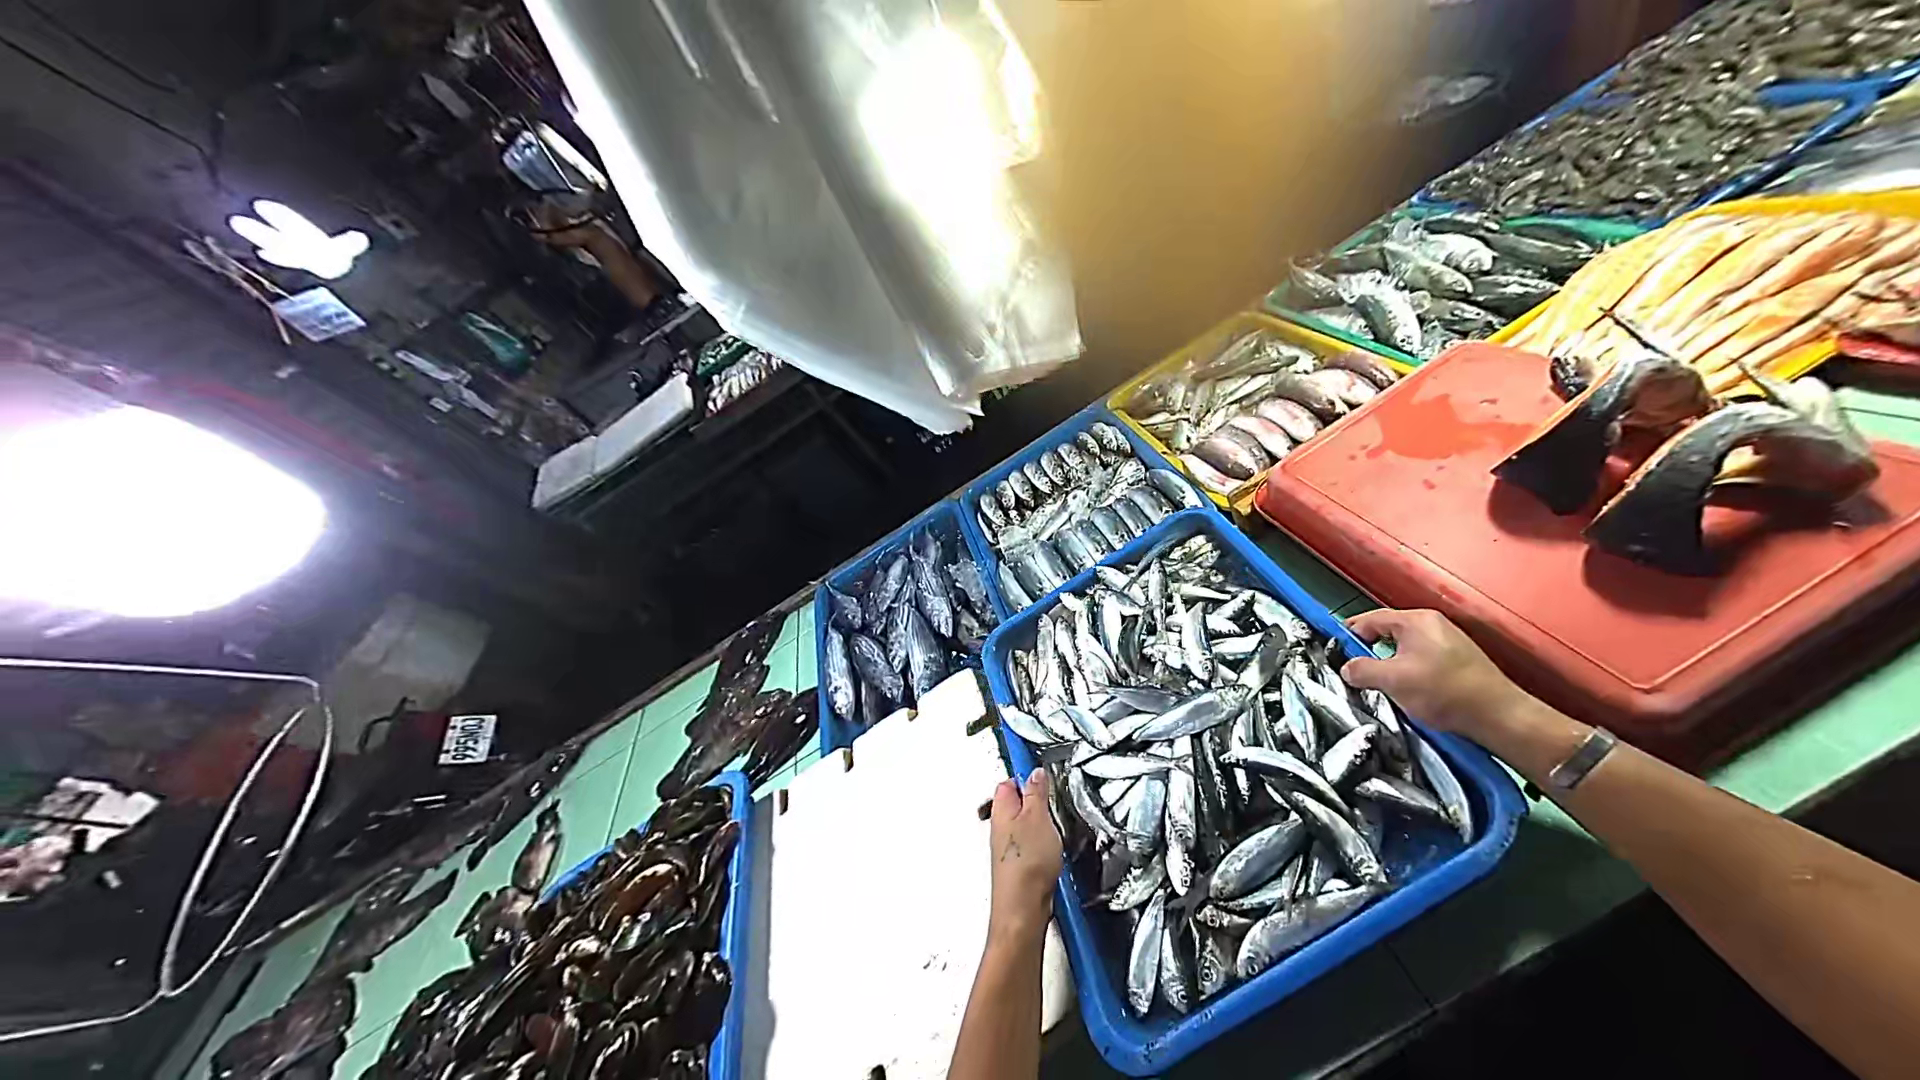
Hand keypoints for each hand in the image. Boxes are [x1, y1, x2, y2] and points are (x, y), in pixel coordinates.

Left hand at [987, 769, 1061, 943]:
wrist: (1023, 906)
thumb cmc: (1026, 863)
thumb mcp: (1038, 816)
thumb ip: (1036, 792)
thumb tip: (1035, 773)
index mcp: (1001, 808)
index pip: (1009, 781)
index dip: (1026, 778)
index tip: (1042, 778)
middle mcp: (1000, 826)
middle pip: (1018, 803)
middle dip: (1037, 804)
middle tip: (1051, 808)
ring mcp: (1008, 846)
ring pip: (1026, 825)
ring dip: (1042, 827)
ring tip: (1053, 834)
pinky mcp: (1018, 864)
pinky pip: (1031, 846)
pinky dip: (1043, 846)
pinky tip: (1051, 854)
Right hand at [1341, 608, 1531, 738]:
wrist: (1500, 716)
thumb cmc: (1446, 692)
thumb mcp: (1392, 680)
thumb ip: (1361, 670)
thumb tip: (1348, 668)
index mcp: (1416, 621)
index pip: (1369, 619)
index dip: (1349, 635)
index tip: (1337, 652)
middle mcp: (1433, 624)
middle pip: (1386, 633)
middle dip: (1370, 652)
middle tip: (1360, 672)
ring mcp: (1448, 641)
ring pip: (1403, 648)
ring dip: (1390, 664)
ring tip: (1386, 685)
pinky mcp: (1459, 660)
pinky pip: (1421, 658)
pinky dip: (1409, 671)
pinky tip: (1411, 690)